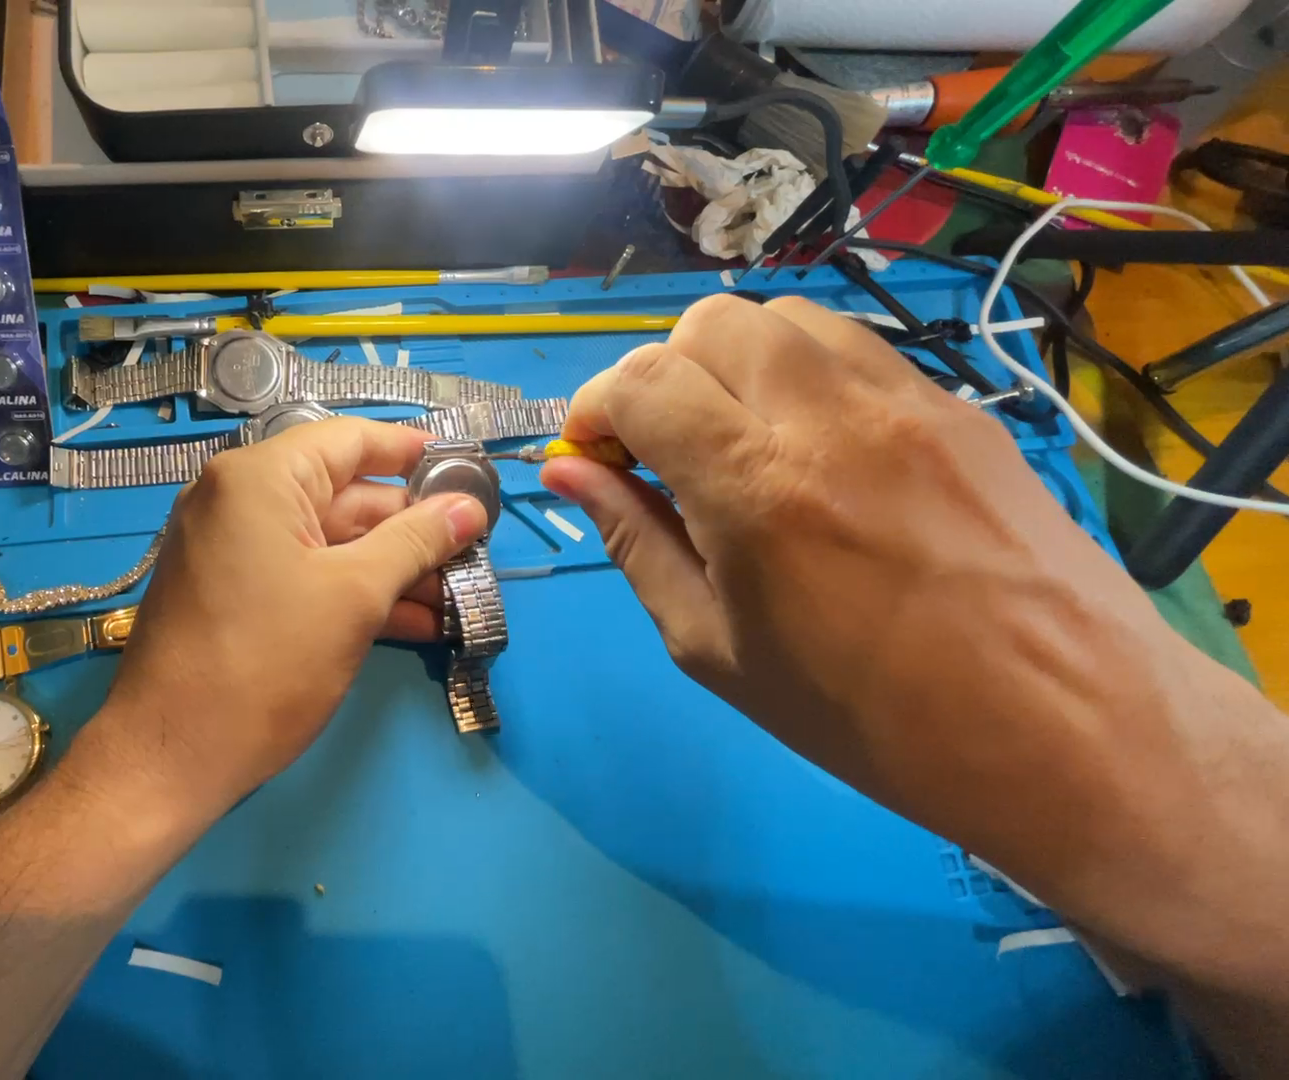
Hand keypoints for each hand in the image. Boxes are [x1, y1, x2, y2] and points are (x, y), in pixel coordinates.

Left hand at [78, 418, 486, 822]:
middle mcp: (240, 500)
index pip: (350, 441)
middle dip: (412, 528)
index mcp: (260, 478)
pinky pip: (306, 576)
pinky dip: (355, 593)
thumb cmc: (266, 664)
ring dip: (393, 569)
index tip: (467, 472)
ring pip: (330, 543)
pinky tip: (417, 623)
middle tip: (475, 551)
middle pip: (345, 495)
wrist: (171, 758)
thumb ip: (416, 541)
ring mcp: (234, 550)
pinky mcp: (237, 595)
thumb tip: (469, 507)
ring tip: (459, 597)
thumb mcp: (354, 596)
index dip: (412, 453)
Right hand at [538, 296, 1188, 848]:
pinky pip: (846, 346)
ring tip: (725, 437)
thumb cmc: (860, 712)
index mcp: (754, 486)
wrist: (1070, 736)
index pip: (642, 384)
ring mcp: (903, 400)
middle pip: (704, 326)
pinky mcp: (954, 407)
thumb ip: (631, 538)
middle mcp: (826, 416)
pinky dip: (790, 370)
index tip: (589, 457)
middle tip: (654, 451)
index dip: (593, 409)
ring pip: (777, 318)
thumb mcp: (710, 644)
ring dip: (723, 364)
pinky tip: (797, 441)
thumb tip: (566, 472)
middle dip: (654, 377)